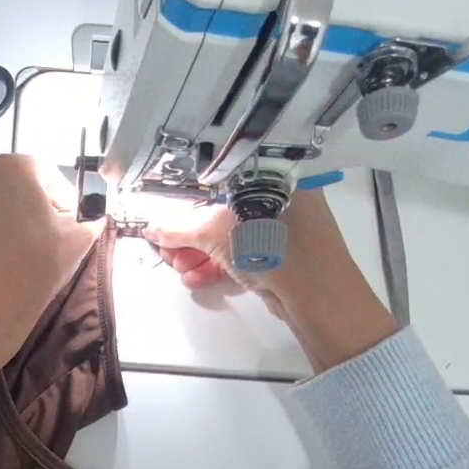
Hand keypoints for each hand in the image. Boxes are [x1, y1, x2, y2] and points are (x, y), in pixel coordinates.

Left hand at [0, 155, 103, 400]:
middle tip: (53, 238)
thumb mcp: (77, 242)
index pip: (51, 174)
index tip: (72, 224)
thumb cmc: (34, 271)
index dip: (66, 200)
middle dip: (39, 207)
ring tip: (28, 252)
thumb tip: (93, 218)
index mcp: (13, 169)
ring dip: (16, 220)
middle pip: (21, 186)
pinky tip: (4, 262)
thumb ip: (90, 220)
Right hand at [147, 191, 398, 372]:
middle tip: (167, 251)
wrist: (314, 294)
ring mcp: (280, 228)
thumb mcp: (217, 231)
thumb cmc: (273, 245)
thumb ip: (180, 228)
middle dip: (188, 236)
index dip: (186, 201)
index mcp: (272, 175)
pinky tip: (194, 277)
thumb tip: (153, 227)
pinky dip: (216, 264)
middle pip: (219, 212)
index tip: (165, 220)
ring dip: (197, 254)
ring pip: (228, 237)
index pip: (219, 181)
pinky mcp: (277, 256)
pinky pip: (239, 254)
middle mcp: (279, 196)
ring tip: (178, 268)